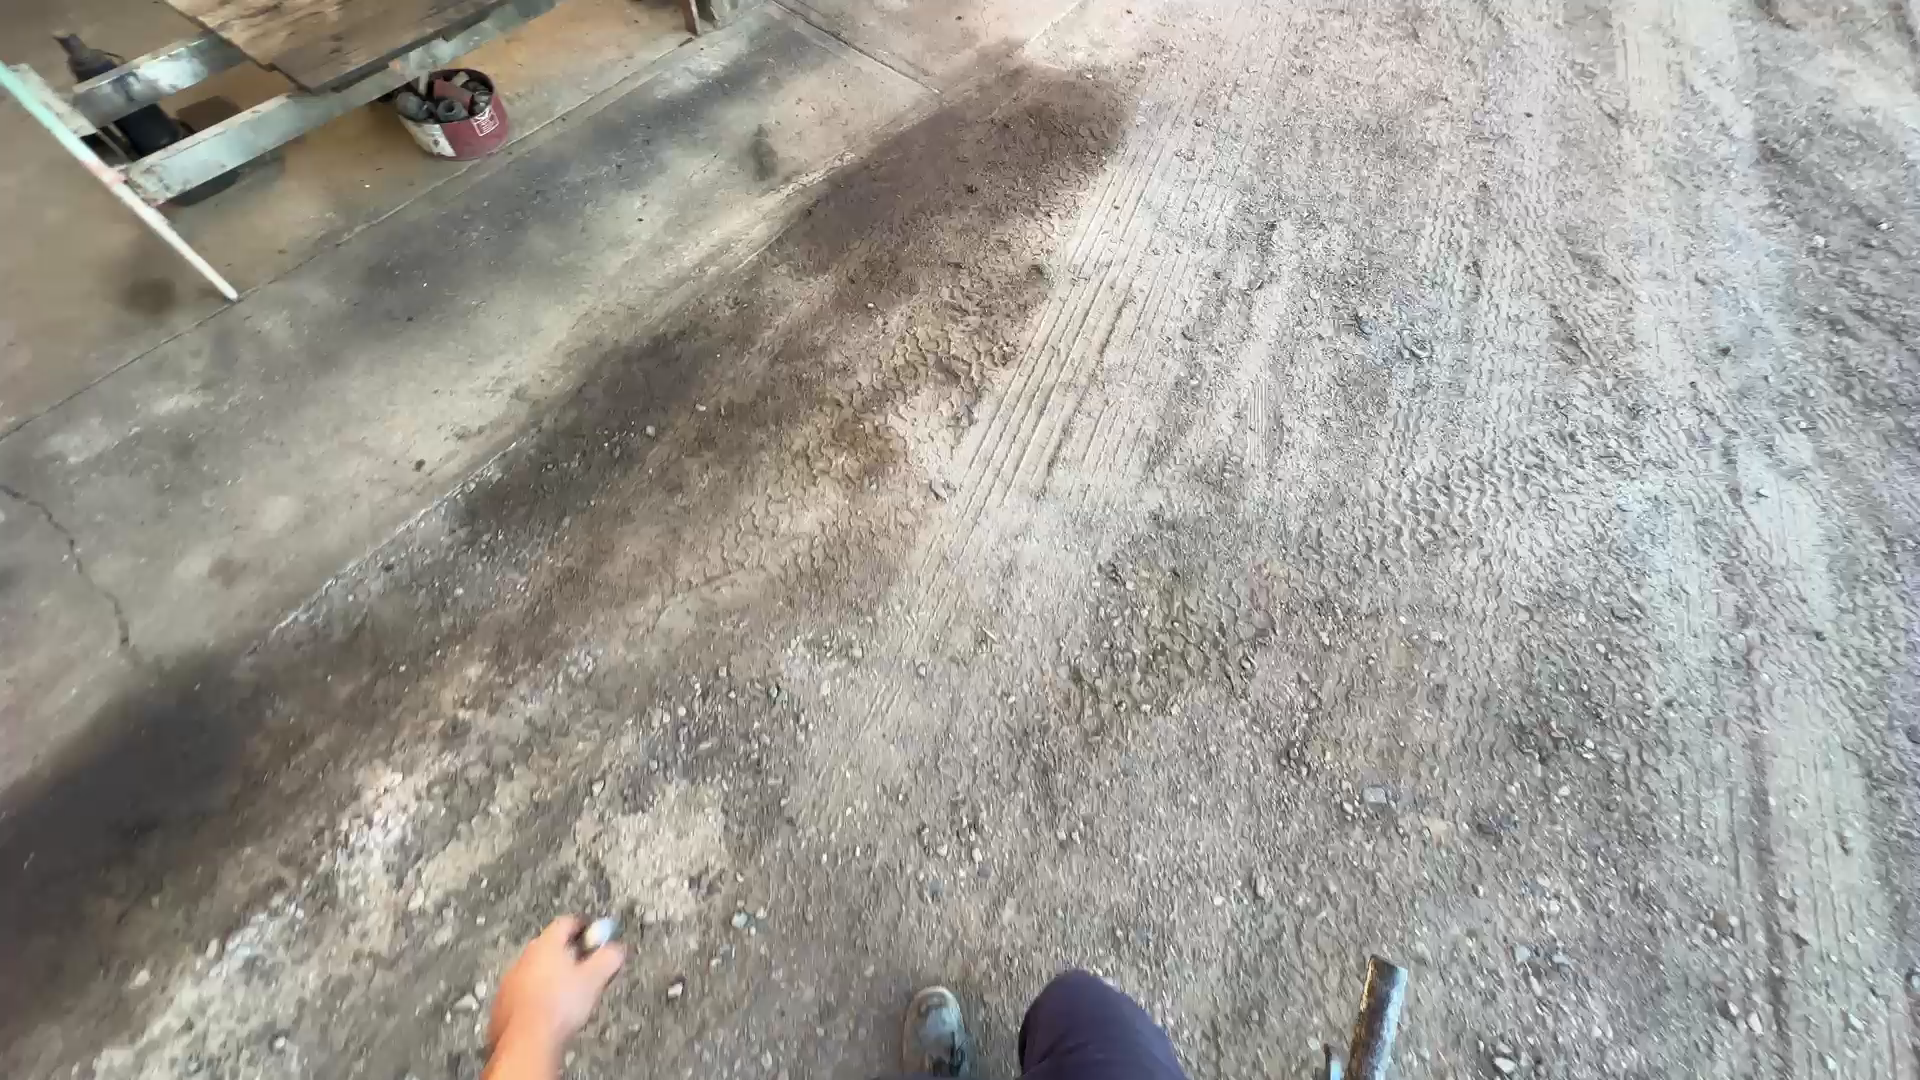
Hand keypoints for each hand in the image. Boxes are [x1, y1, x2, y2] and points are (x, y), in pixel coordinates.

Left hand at [487, 917, 625, 1060]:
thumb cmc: (562, 1004)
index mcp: (546, 945)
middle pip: (549, 946)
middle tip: (584, 968)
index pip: (567, 922)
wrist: (525, 1045)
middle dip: (568, 953)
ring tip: (566, 994)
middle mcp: (523, 958)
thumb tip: (617, 948)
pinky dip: (535, 996)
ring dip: (550, 975)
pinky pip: (522, 993)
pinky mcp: (499, 1007)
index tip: (596, 941)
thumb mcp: (597, 977)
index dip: (584, 928)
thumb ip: (611, 956)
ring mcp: (508, 983)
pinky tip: (547, 1012)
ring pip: (535, 970)